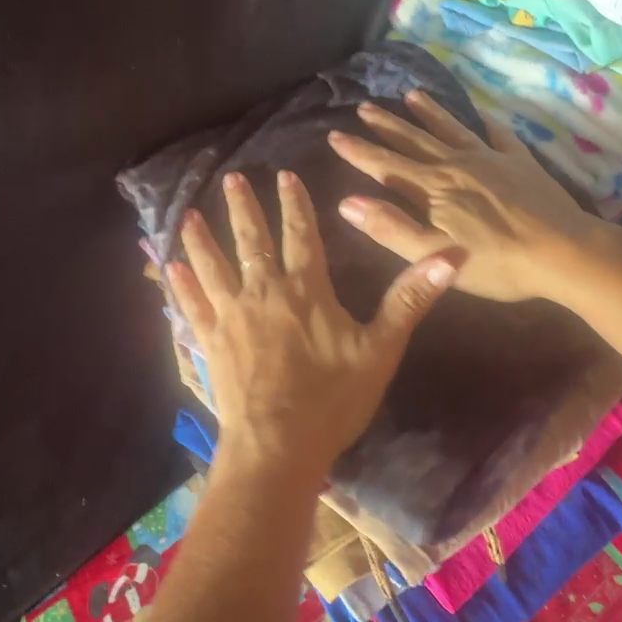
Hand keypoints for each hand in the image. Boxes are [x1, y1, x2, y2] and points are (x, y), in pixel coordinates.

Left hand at [168, 169, 461, 484]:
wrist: (278, 446)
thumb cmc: (332, 398)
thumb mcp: (380, 348)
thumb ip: (410, 298)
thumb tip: (451, 255)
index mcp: (305, 288)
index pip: (301, 233)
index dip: (294, 203)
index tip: (285, 175)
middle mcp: (263, 291)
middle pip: (252, 240)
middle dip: (243, 207)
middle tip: (232, 178)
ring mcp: (231, 316)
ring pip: (214, 266)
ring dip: (202, 238)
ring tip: (189, 214)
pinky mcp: (210, 343)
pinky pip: (192, 306)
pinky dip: (181, 287)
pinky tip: (169, 270)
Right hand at [327, 89, 603, 302]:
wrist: (564, 253)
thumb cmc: (495, 263)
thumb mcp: (432, 254)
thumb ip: (390, 228)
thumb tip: (346, 202)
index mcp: (433, 188)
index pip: (385, 165)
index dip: (358, 151)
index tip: (333, 134)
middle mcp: (457, 165)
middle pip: (415, 141)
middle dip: (387, 125)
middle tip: (364, 106)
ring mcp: (491, 160)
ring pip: (452, 130)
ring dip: (430, 113)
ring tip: (412, 95)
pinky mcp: (521, 163)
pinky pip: (499, 136)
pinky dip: (487, 125)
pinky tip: (483, 117)